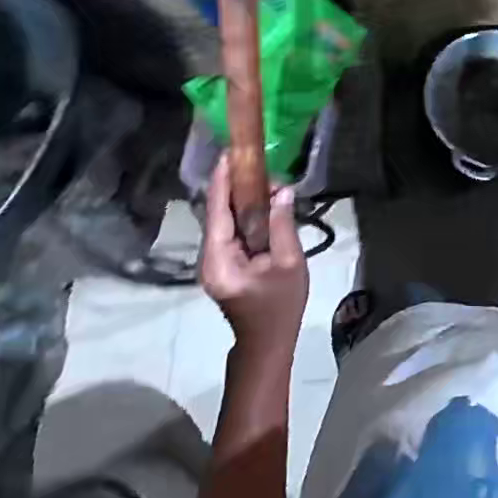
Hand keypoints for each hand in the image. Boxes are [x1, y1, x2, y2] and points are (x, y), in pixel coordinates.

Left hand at [200, 152, 308, 358]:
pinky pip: (231, 230)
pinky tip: (260, 201)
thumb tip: (282, 191)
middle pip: (217, 213)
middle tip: (255, 162)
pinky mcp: (224, 263)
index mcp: (219, 259)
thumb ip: (282, 225)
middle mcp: (209, 257)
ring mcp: (214, 261)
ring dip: (241, 198)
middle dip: (234, 186)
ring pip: (224, 220)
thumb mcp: (289, 264)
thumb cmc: (279, 307)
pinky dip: (245, 213)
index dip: (222, 182)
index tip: (229, 154)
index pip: (217, 212)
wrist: (267, 343)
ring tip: (261, 177)